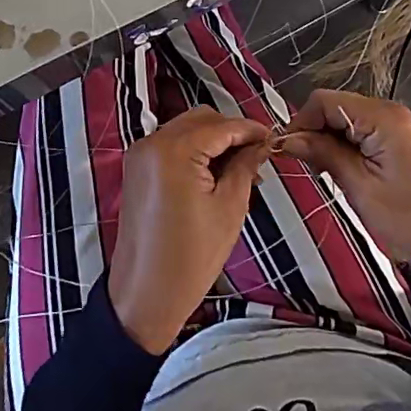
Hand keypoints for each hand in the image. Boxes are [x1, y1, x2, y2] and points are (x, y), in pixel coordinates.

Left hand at [108, 106, 271, 353]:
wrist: (146, 290)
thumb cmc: (192, 255)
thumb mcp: (230, 208)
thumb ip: (244, 167)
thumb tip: (260, 144)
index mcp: (173, 150)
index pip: (220, 125)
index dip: (250, 129)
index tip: (274, 139)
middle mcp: (151, 142)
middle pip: (200, 120)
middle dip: (230, 133)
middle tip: (257, 157)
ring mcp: (139, 154)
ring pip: (184, 130)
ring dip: (212, 141)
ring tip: (240, 170)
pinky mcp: (136, 168)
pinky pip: (170, 146)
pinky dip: (193, 152)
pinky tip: (214, 174)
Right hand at [277, 90, 410, 261]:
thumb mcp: (360, 186)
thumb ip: (323, 154)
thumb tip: (289, 139)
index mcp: (383, 119)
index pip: (324, 101)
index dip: (301, 122)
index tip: (289, 148)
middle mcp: (389, 112)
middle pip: (332, 106)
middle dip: (314, 132)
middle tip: (308, 164)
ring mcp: (394, 122)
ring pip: (342, 117)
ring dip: (327, 139)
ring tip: (326, 169)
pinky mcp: (395, 135)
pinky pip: (357, 128)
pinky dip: (342, 143)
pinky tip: (343, 167)